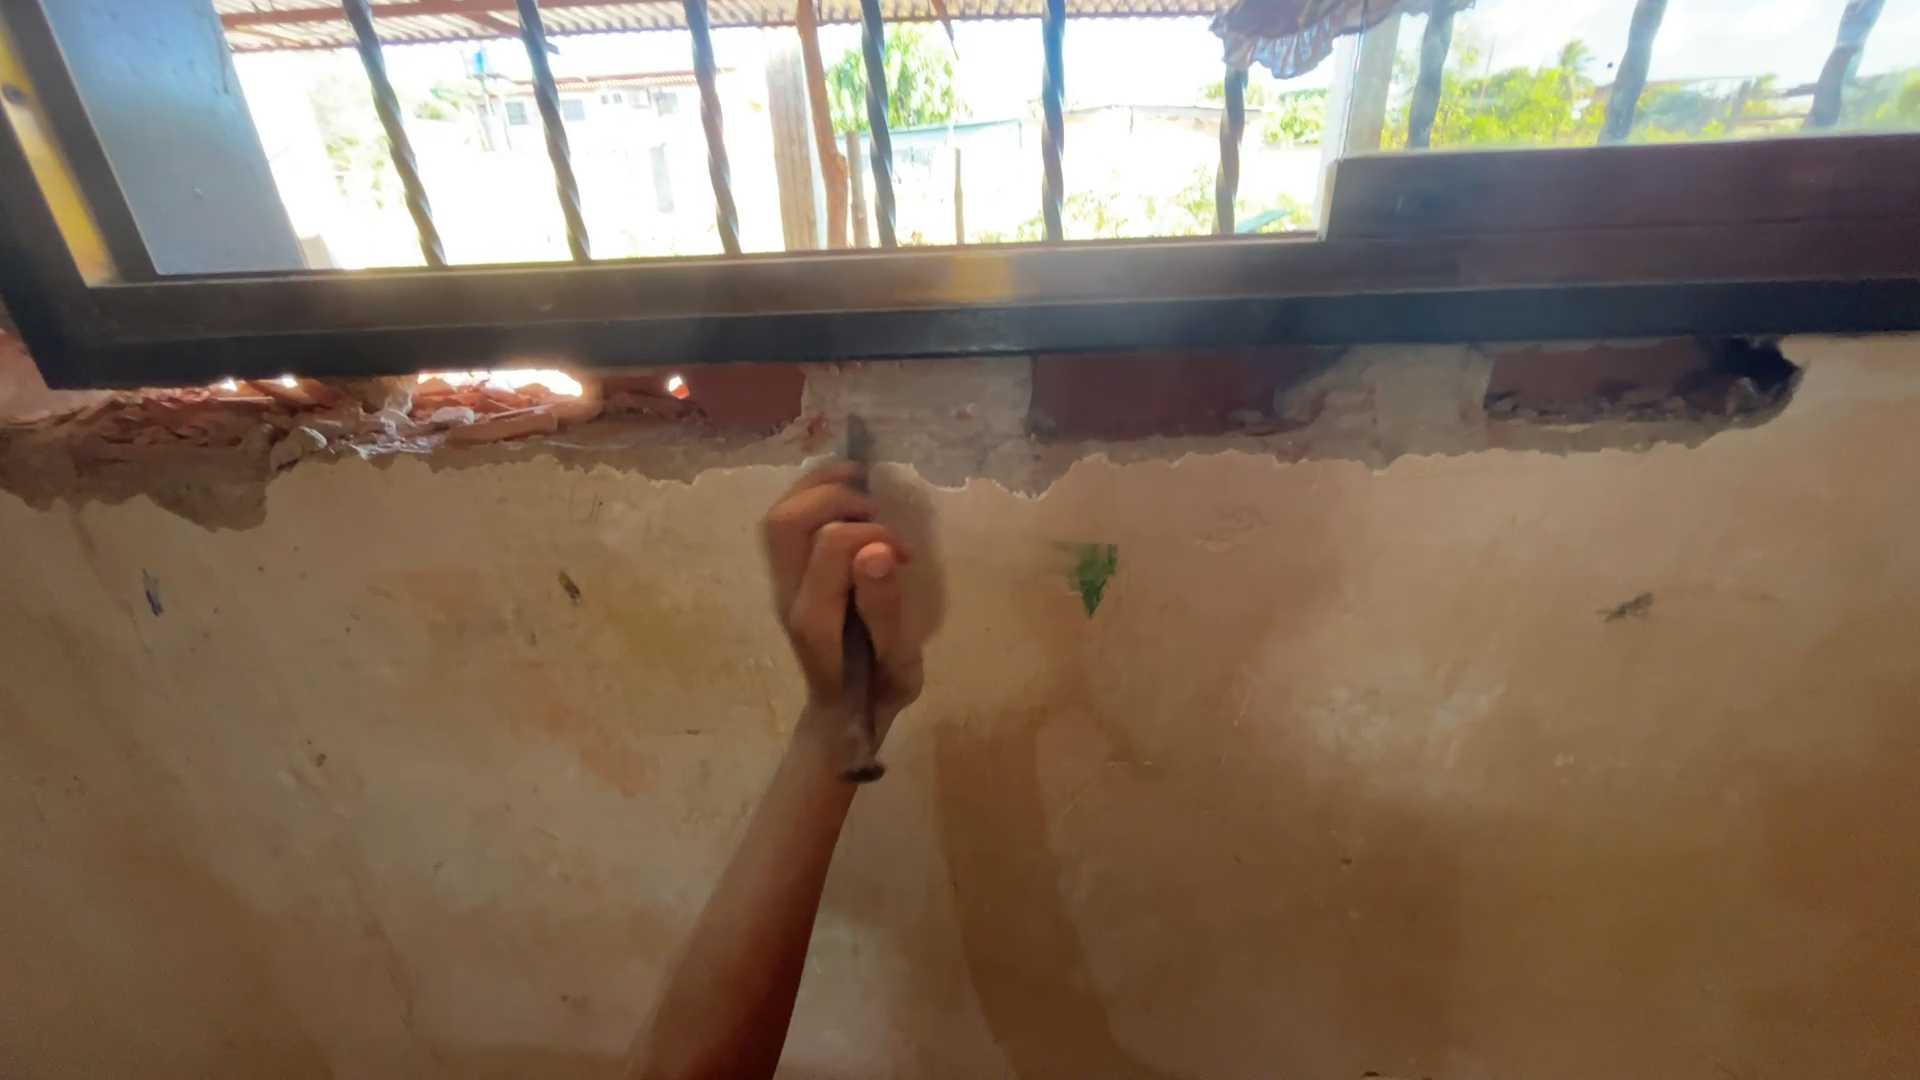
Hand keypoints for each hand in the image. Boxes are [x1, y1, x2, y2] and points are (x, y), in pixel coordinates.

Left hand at [763, 464, 923, 735]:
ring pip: (778, 516)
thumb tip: (876, 548)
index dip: (873, 532)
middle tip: (876, 510)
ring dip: (817, 488)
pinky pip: (784, 522)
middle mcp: (788, 594)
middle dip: (835, 498)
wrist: (844, 713)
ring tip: (858, 481)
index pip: (831, 544)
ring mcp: (781, 584)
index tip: (903, 552)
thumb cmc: (878, 689)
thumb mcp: (899, 661)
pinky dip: (812, 495)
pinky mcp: (787, 576)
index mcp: (816, 617)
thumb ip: (884, 607)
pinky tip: (846, 491)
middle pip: (785, 521)